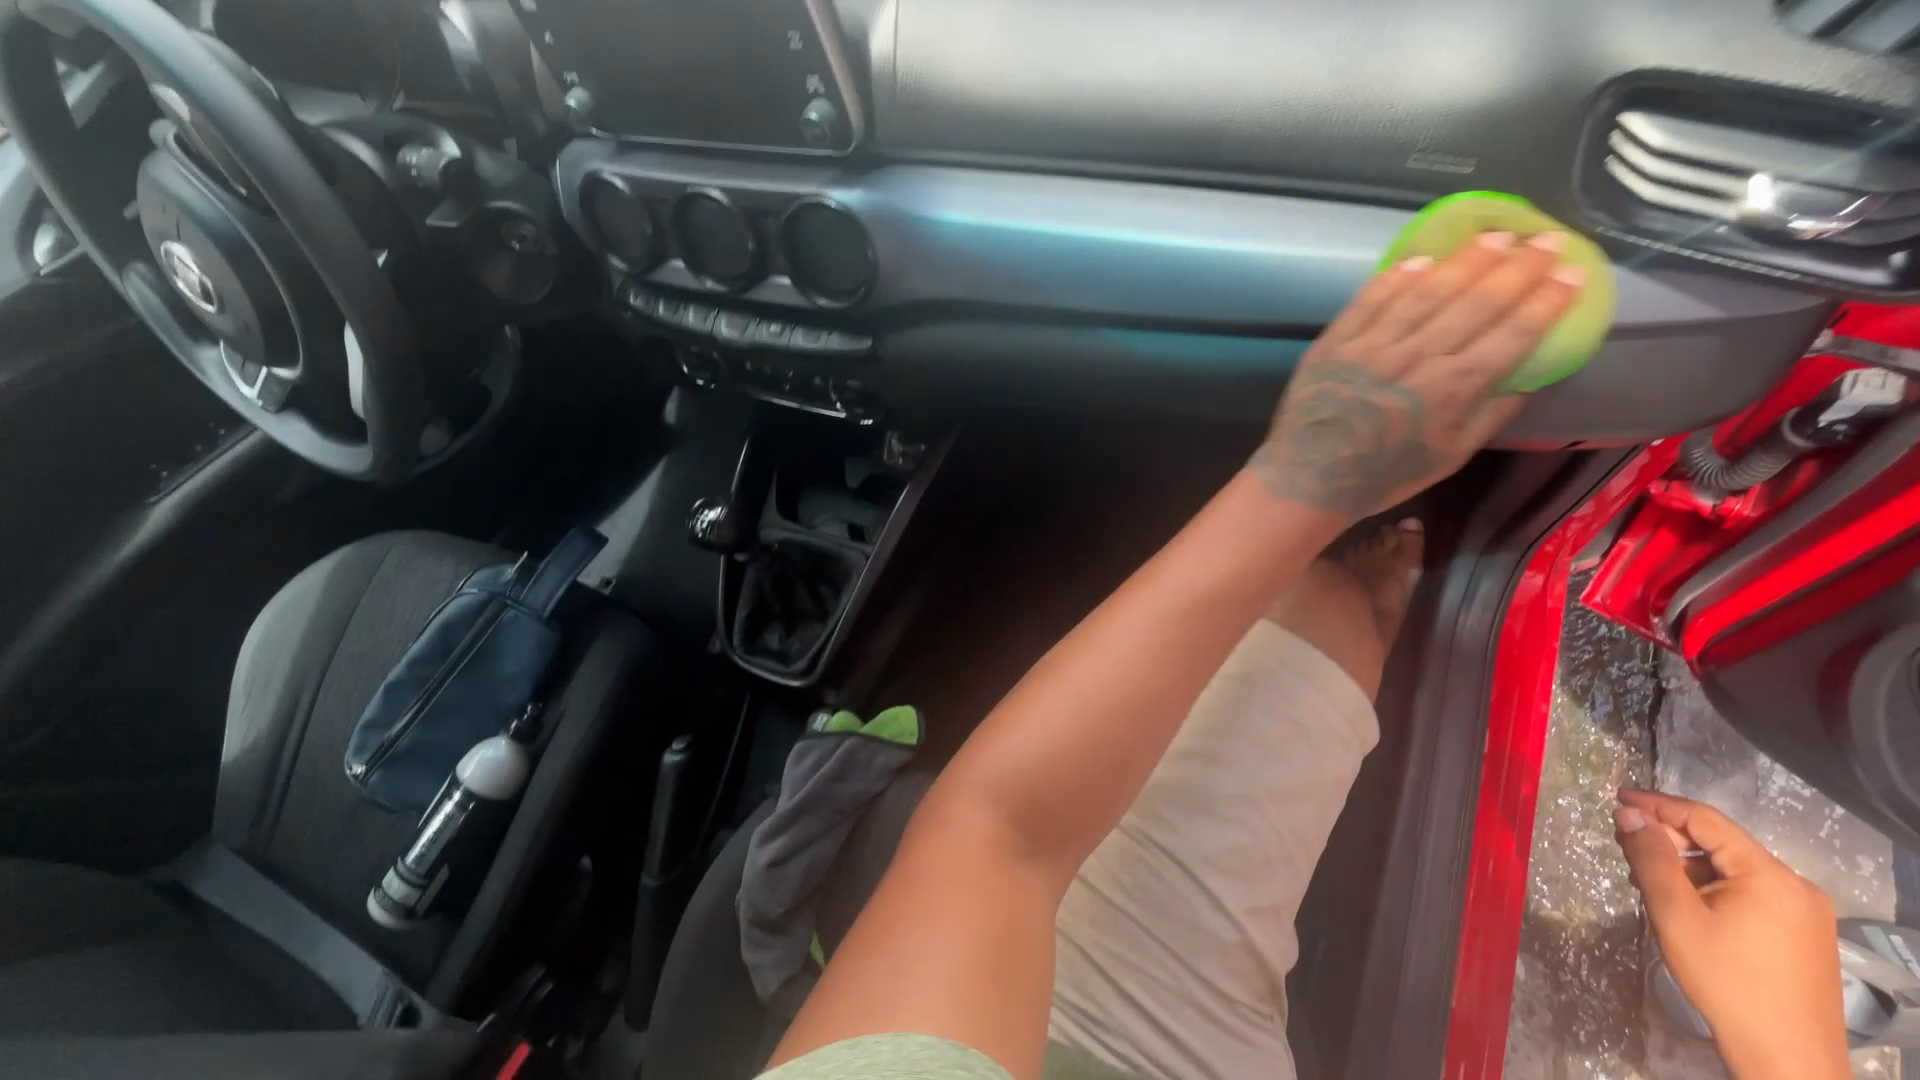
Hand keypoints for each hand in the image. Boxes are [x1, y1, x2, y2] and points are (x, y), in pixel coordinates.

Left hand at [1251, 231, 1585, 521]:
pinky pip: (1369, 301)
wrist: (1308, 480)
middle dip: (1518, 268)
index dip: (1547, 301)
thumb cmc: (1384, 475)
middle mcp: (1416, 358)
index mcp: (1453, 389)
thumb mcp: (1451, 456)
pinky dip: (1397, 278)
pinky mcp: (1334, 342)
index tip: (1574, 272)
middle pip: (1476, 302)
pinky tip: (1423, 258)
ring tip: (1497, 236)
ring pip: (1426, 293)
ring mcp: (1371, 346)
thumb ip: (1492, 414)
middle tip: (1548, 239)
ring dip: (1466, 261)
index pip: (1513, 333)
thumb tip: (1532, 376)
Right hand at [1614, 789, 1850, 1079]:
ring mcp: (1804, 912)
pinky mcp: (1802, 934)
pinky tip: (1684, 907)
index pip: (1705, 819)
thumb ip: (1650, 857)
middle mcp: (1795, 885)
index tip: (1616, 798)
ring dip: (1686, 867)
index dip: (1657, 804)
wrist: (1787, 1057)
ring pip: (1731, 869)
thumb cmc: (1726, 979)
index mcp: (1770, 875)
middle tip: (1625, 850)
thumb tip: (1629, 812)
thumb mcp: (1675, 913)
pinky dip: (1709, 889)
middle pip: (1720, 843)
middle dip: (1668, 840)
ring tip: (1648, 884)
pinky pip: (1747, 893)